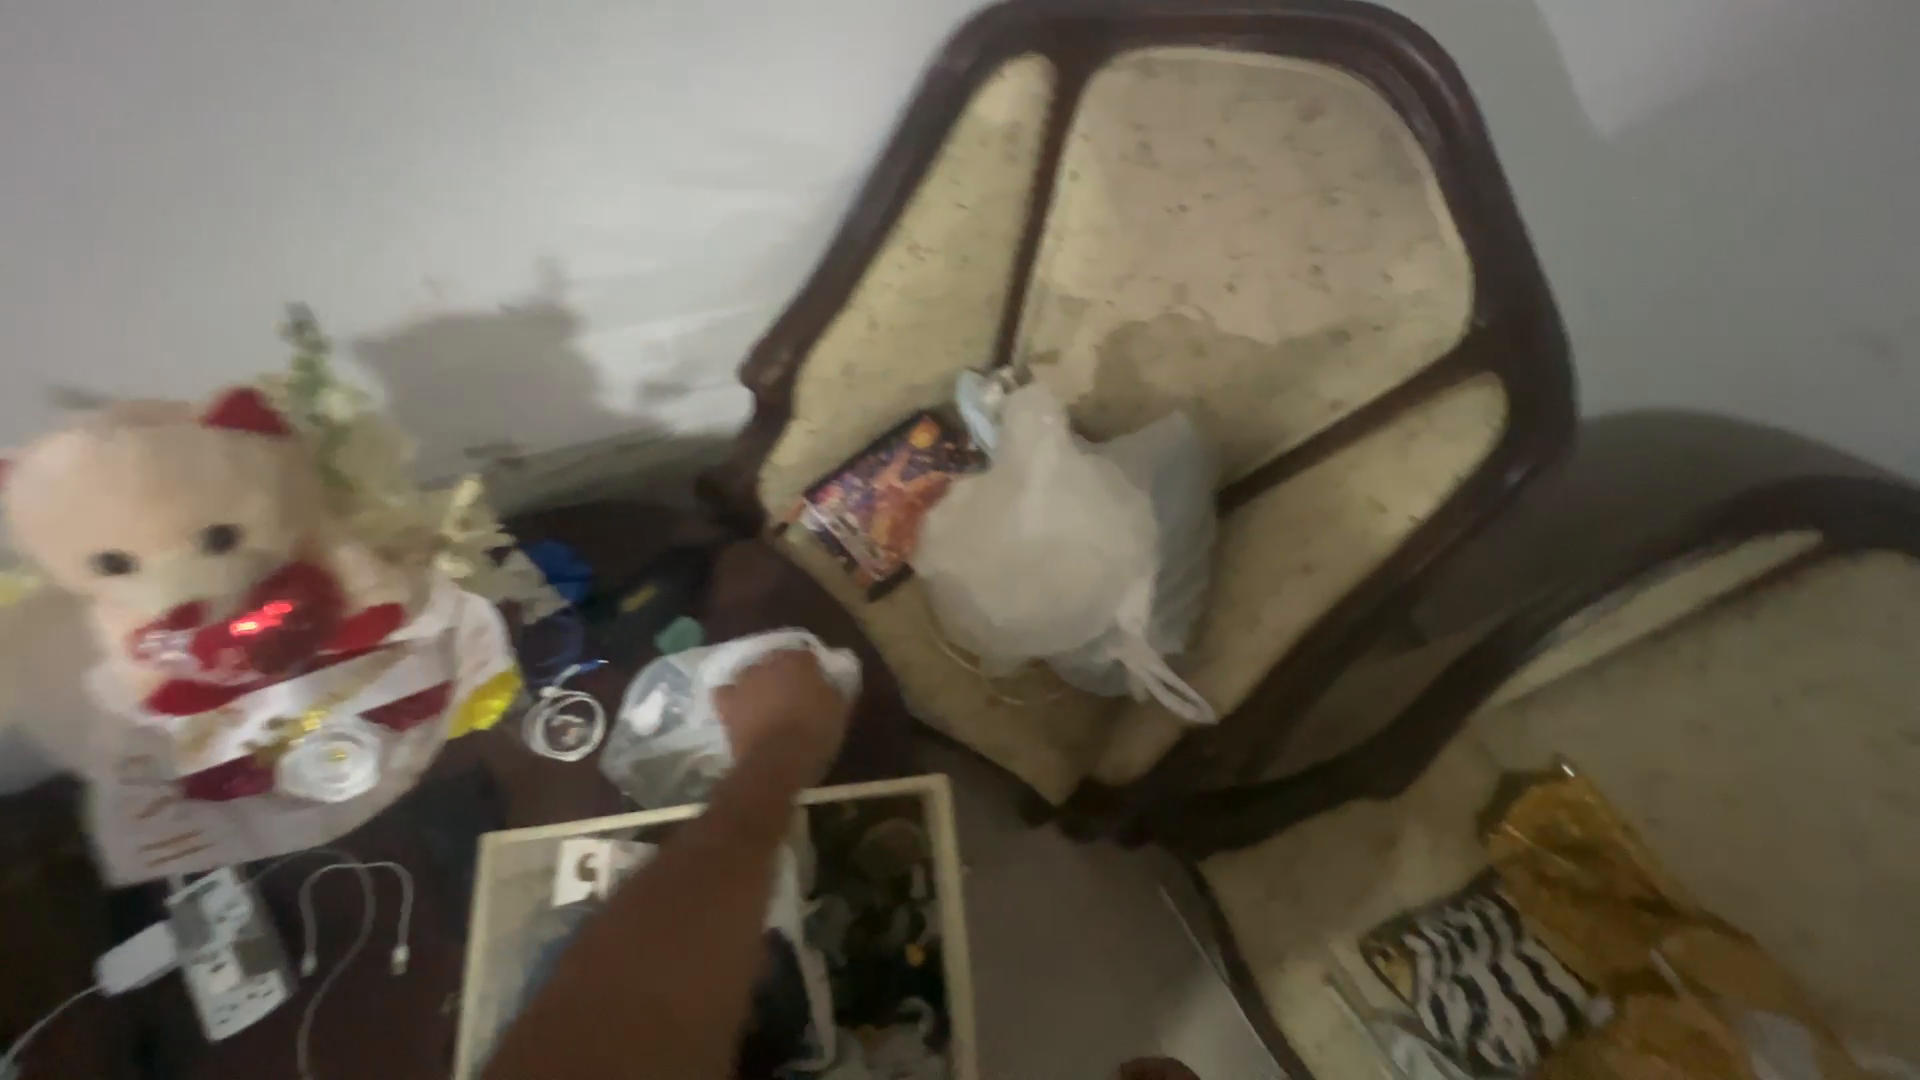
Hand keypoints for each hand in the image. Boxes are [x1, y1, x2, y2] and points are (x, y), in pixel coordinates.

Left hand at [712, 649, 852, 791]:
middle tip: (791, 693)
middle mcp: (769, 663)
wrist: (777, 762)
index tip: (817, 684)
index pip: (806, 655)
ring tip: (764, 701)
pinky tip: (738, 708)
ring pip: (749, 673)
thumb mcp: (839, 711)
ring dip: (756, 683)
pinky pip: (725, 693)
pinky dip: (730, 697)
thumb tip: (830, 682)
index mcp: (799, 660)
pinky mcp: (726, 703)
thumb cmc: (815, 733)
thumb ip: (834, 689)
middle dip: (782, 673)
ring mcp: (744, 681)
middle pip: (775, 661)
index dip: (811, 670)